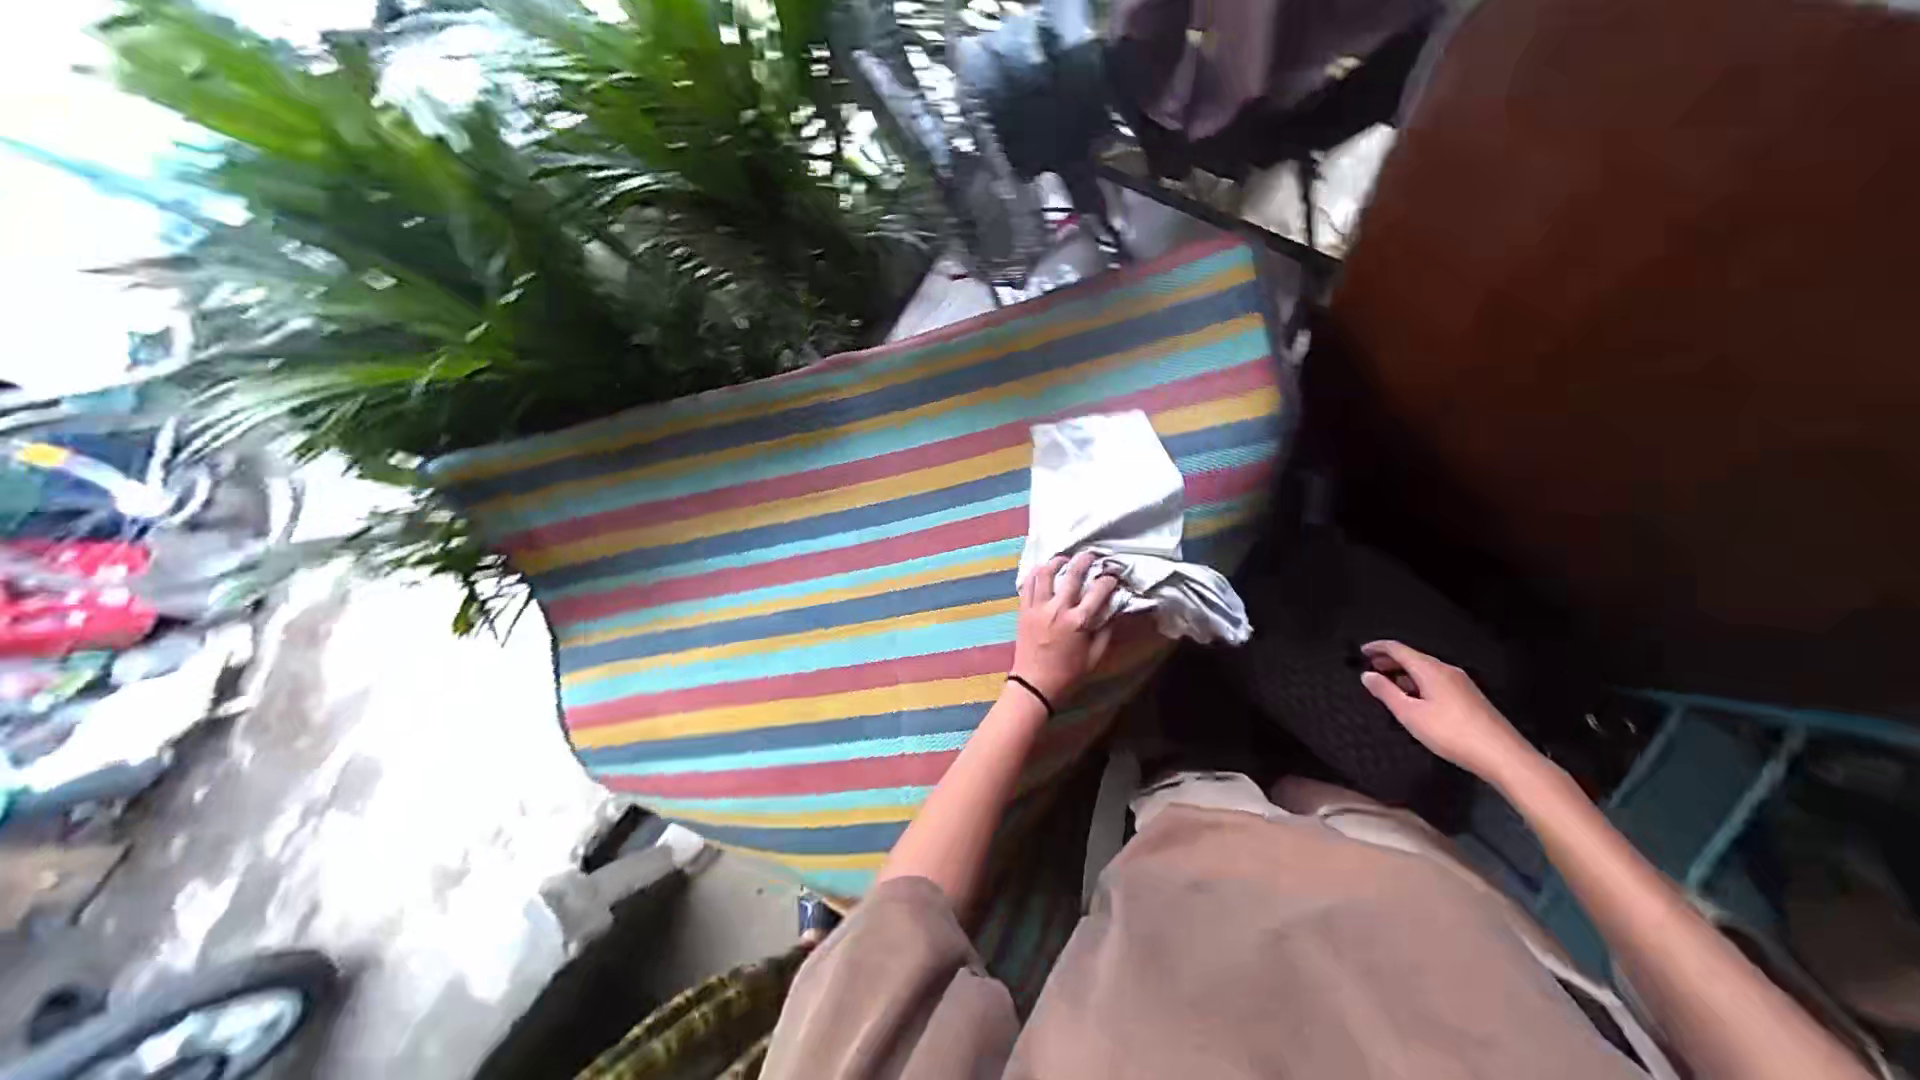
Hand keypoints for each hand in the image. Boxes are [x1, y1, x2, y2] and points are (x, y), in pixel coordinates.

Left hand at [1011, 552, 1121, 700]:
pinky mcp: (1023, 610)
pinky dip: (1035, 574)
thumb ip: (1106, 631)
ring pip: (1045, 574)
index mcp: (1078, 621)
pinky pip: (1027, 585)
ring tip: (1064, 559)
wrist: (1035, 684)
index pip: (1098, 591)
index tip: (1113, 575)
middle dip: (1084, 560)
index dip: (1108, 580)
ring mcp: (1037, 607)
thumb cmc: (1068, 673)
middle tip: (1091, 555)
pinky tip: (1042, 571)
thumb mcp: (1095, 656)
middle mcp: (1057, 609)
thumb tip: (1114, 610)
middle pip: (1073, 574)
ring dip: (1056, 562)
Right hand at [1359, 640, 1543, 785]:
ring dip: (1405, 672)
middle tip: (1372, 665)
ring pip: (1426, 669)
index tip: (1363, 651)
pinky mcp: (1470, 697)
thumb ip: (1385, 692)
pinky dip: (1419, 681)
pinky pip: (1438, 680)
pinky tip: (1415, 697)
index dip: (1378, 648)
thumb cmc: (1453, 734)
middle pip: (1413, 657)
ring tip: (1388, 682)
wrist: (1503, 756)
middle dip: (1390, 659)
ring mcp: (1462, 684)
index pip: (1398, 649)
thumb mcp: (1410, 714)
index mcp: (1431, 670)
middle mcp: (1448, 671)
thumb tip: (1368, 676)